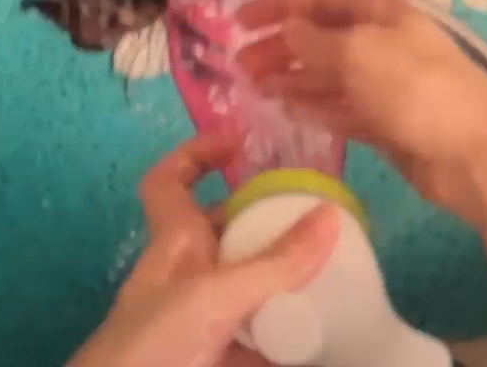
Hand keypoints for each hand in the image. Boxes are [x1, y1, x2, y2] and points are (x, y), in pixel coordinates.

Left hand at [71, 136, 340, 366]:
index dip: (196, 153)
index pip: (171, 179)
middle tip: (313, 216)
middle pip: (222, 232)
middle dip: (263, 222)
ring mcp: (198, 319)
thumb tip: (330, 216)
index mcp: (175, 240)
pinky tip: (321, 340)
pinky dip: (285, 340)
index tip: (240, 142)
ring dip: (280, 282)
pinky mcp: (214, 358)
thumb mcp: (214, 295)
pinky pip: (257, 341)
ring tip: (333, 273)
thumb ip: (272, 264)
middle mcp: (186, 273)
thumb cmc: (153, 341)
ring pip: (244, 288)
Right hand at [236, 0, 486, 216]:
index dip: (277, 4)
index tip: (239, 20)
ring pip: (325, 74)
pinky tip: (288, 108)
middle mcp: (378, 42)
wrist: (478, 155)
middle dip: (279, 45)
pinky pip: (340, 107)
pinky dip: (313, 105)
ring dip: (290, 76)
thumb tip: (287, 28)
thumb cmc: (416, 87)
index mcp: (378, 12)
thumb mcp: (358, 53)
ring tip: (255, 86)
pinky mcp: (385, 122)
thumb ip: (315, 41)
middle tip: (241, 64)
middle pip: (318, 36)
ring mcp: (383, 84)